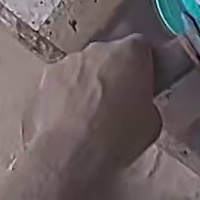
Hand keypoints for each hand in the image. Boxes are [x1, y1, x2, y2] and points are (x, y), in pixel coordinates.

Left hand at [28, 34, 161, 178]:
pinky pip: (63, 81)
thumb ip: (144, 100)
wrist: (73, 151)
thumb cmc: (119, 136)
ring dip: (88, 83)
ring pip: (84, 67)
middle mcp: (98, 49)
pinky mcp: (47, 77)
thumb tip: (137, 103)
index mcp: (130, 53)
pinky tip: (69, 118)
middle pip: (109, 55)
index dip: (142, 66)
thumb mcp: (151, 121)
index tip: (142, 83)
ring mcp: (69, 61)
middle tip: (117, 100)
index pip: (141, 47)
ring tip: (90, 114)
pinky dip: (66, 94)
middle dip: (113, 72)